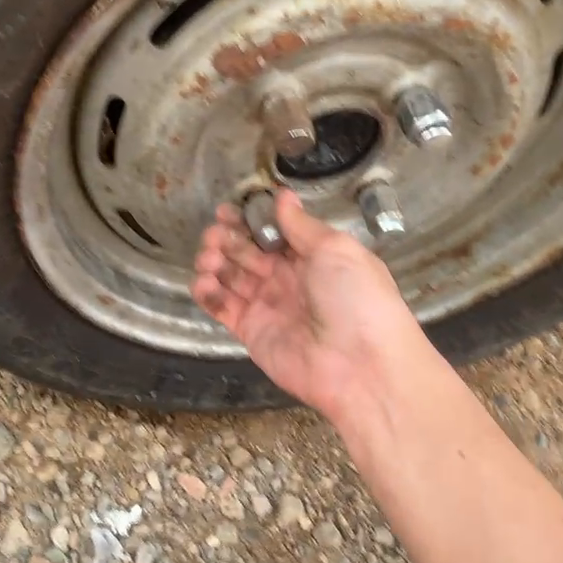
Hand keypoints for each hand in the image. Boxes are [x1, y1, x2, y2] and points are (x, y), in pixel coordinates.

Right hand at [190, 190, 429, 420]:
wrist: (360, 366)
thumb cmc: (357, 299)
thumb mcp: (336, 249)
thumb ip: (301, 224)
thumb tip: (283, 196)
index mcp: (313, 257)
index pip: (273, 232)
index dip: (249, 220)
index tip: (228, 211)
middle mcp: (289, 279)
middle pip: (248, 252)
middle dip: (227, 239)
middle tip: (214, 234)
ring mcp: (268, 306)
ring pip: (231, 277)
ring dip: (214, 262)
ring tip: (208, 258)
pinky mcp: (250, 332)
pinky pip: (222, 308)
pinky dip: (207, 293)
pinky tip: (202, 282)